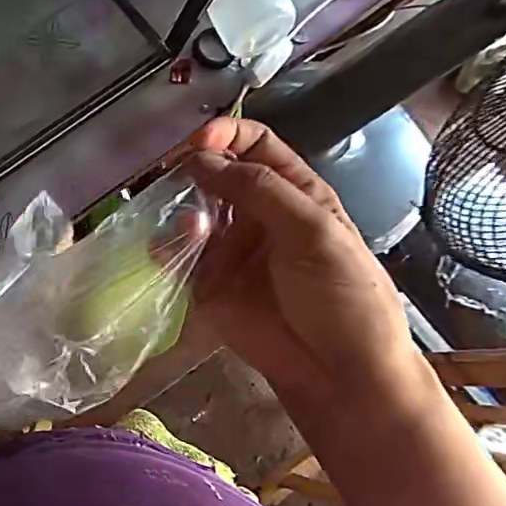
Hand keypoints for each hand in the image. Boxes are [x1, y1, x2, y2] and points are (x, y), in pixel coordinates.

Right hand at [181, 118, 434, 416]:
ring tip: (185, 226)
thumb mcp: (313, 231)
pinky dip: (163, 245)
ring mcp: (227, 247)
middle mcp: (255, 214)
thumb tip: (201, 158)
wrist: (336, 370)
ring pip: (188, 210)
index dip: (225, 135)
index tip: (196, 143)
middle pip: (213, 173)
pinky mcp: (204, 281)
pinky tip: (164, 248)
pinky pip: (175, 254)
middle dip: (188, 168)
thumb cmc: (342, 294)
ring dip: (177, 207)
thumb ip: (259, 190)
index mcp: (292, 193)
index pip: (254, 145)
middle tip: (164, 174)